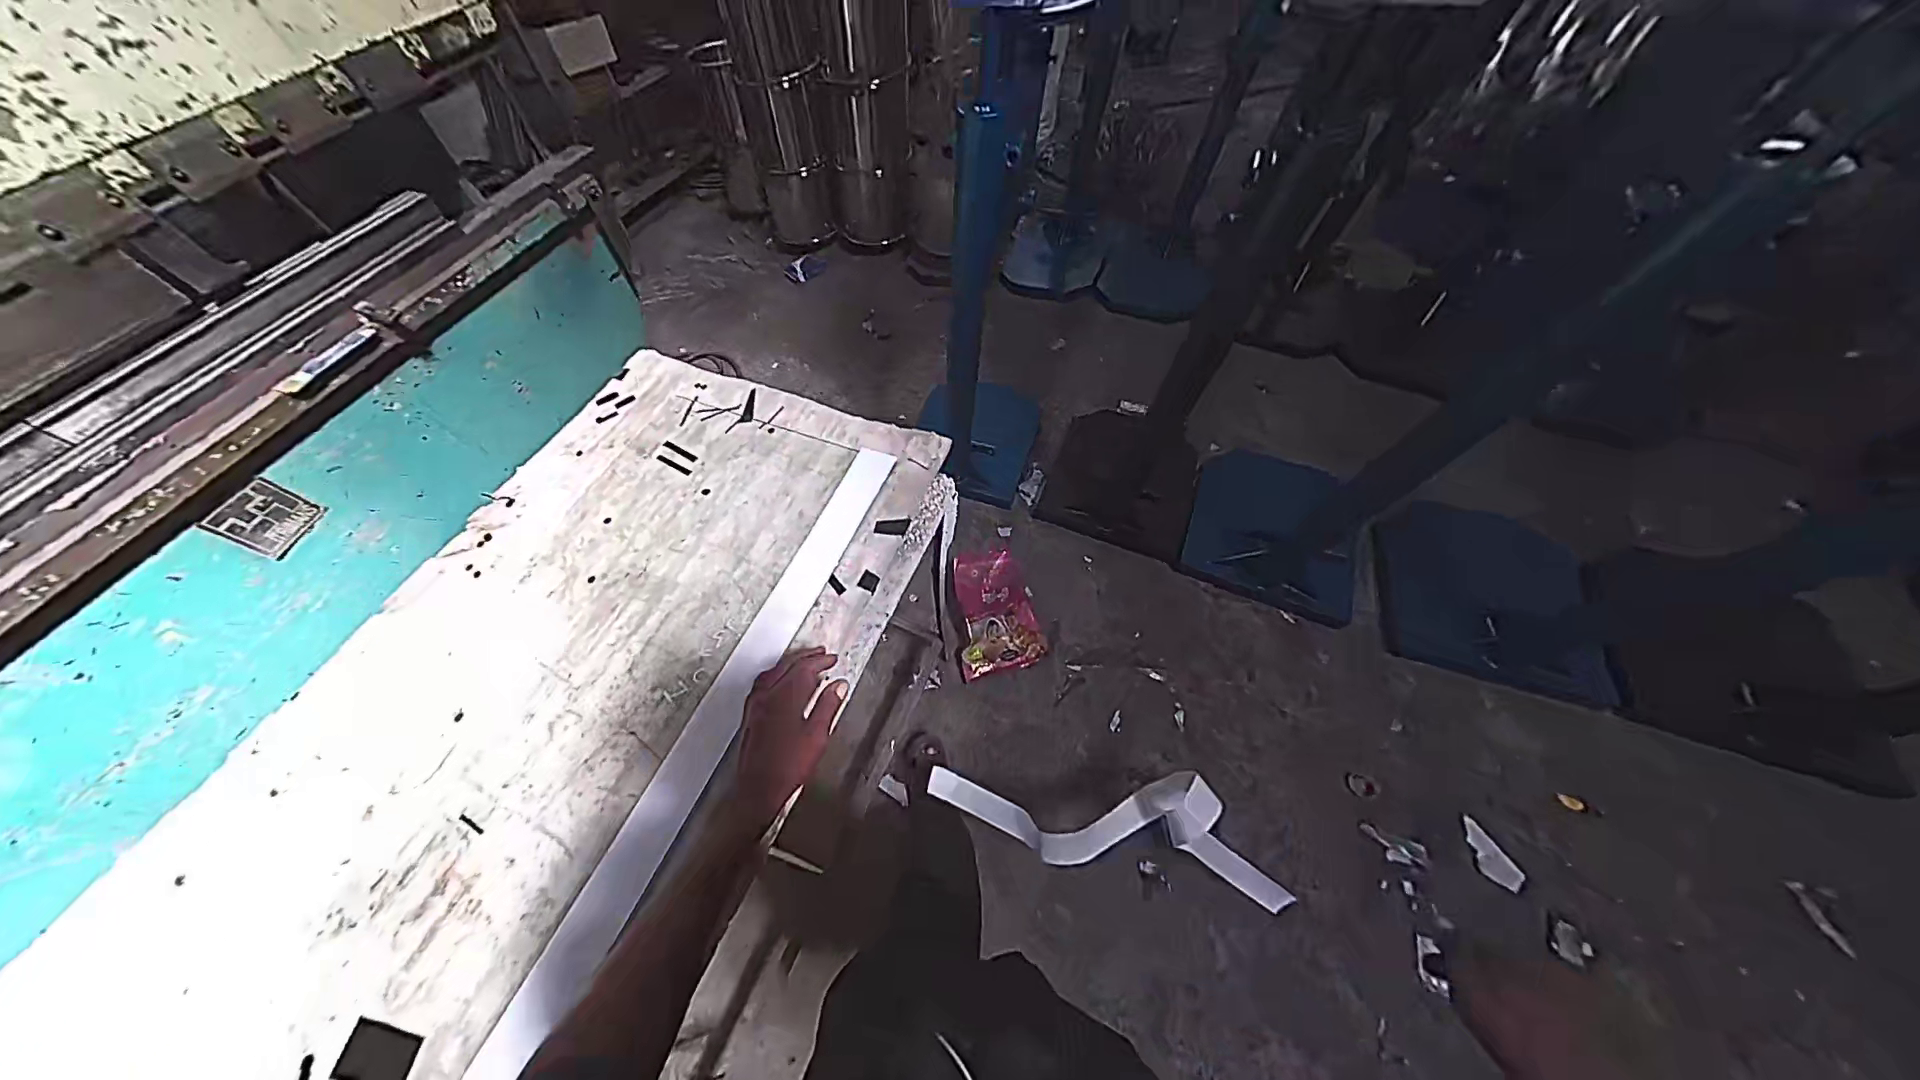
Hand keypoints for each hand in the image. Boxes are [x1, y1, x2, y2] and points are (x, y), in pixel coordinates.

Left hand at [736, 647, 846, 827]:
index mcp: (785, 697)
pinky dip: (777, 675)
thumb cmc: (787, 767)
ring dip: (790, 663)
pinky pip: (763, 683)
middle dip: (805, 657)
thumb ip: (828, 705)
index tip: (832, 659)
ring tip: (804, 663)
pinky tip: (782, 682)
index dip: (820, 661)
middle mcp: (767, 696)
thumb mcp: (817, 735)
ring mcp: (756, 705)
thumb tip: (838, 686)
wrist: (759, 789)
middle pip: (786, 665)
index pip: (804, 668)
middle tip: (820, 654)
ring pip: (773, 672)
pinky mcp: (751, 715)